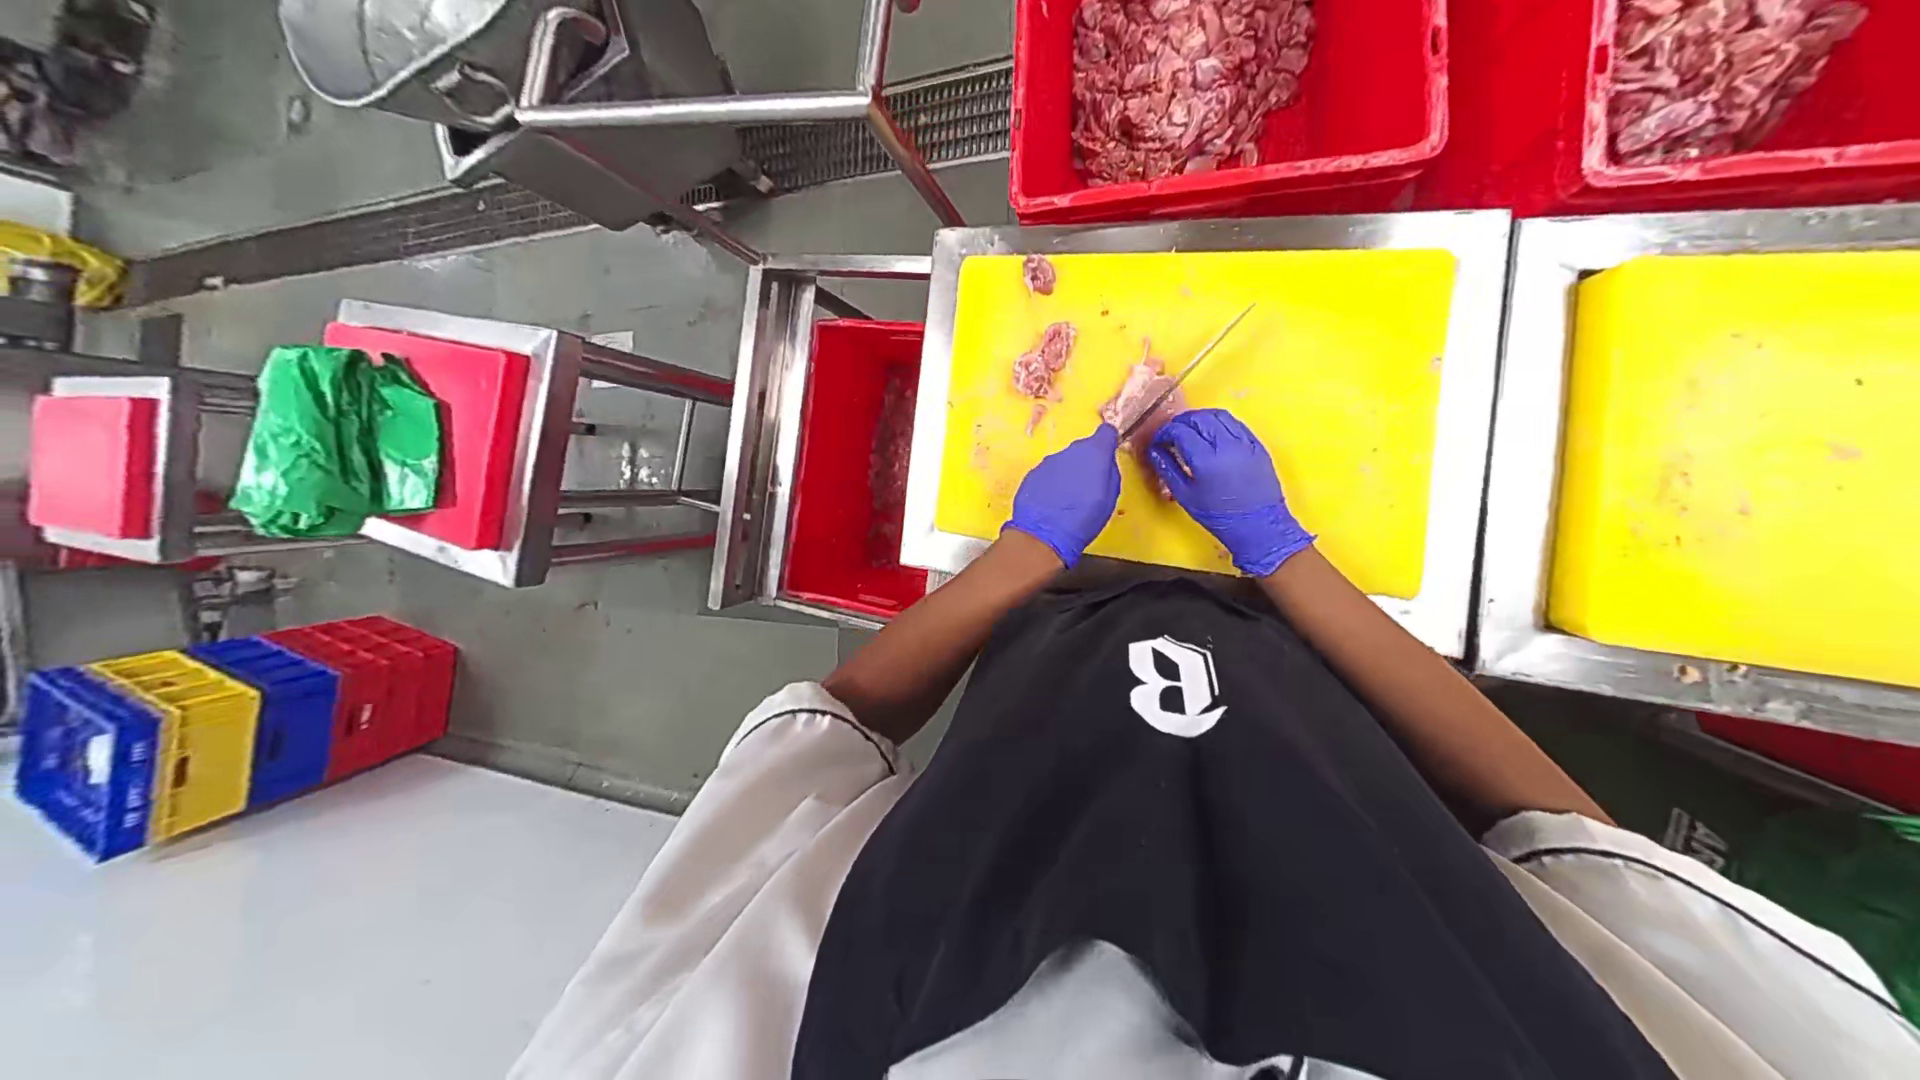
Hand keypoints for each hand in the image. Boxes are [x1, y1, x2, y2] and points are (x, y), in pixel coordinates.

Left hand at [1003, 422, 1120, 568]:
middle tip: (1089, 485)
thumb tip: (1106, 461)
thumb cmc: (1084, 518)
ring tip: (1070, 497)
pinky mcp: (1032, 473)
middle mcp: (1069, 451)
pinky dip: (1053, 482)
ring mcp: (1048, 461)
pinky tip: (1053, 501)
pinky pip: (1049, 473)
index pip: (1106, 432)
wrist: (1043, 534)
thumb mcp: (1109, 497)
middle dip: (1087, 461)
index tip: (1108, 454)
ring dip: (1069, 472)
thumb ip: (1110, 472)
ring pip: (1065, 461)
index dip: (1108, 442)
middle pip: (1083, 448)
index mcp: (1093, 452)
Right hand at [1148, 409, 1313, 575]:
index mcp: (1205, 459)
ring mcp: (1245, 442)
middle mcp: (1226, 444)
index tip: (1159, 441)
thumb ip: (1167, 469)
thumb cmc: (1217, 515)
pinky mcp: (1257, 444)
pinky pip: (1235, 423)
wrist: (1258, 524)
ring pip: (1218, 415)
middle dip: (1181, 422)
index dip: (1164, 433)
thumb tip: (1154, 451)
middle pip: (1199, 417)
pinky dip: (1219, 423)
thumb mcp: (1185, 496)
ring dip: (1200, 418)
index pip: (1179, 431)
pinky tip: (1212, 434)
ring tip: (1191, 430)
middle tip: (1172, 434)